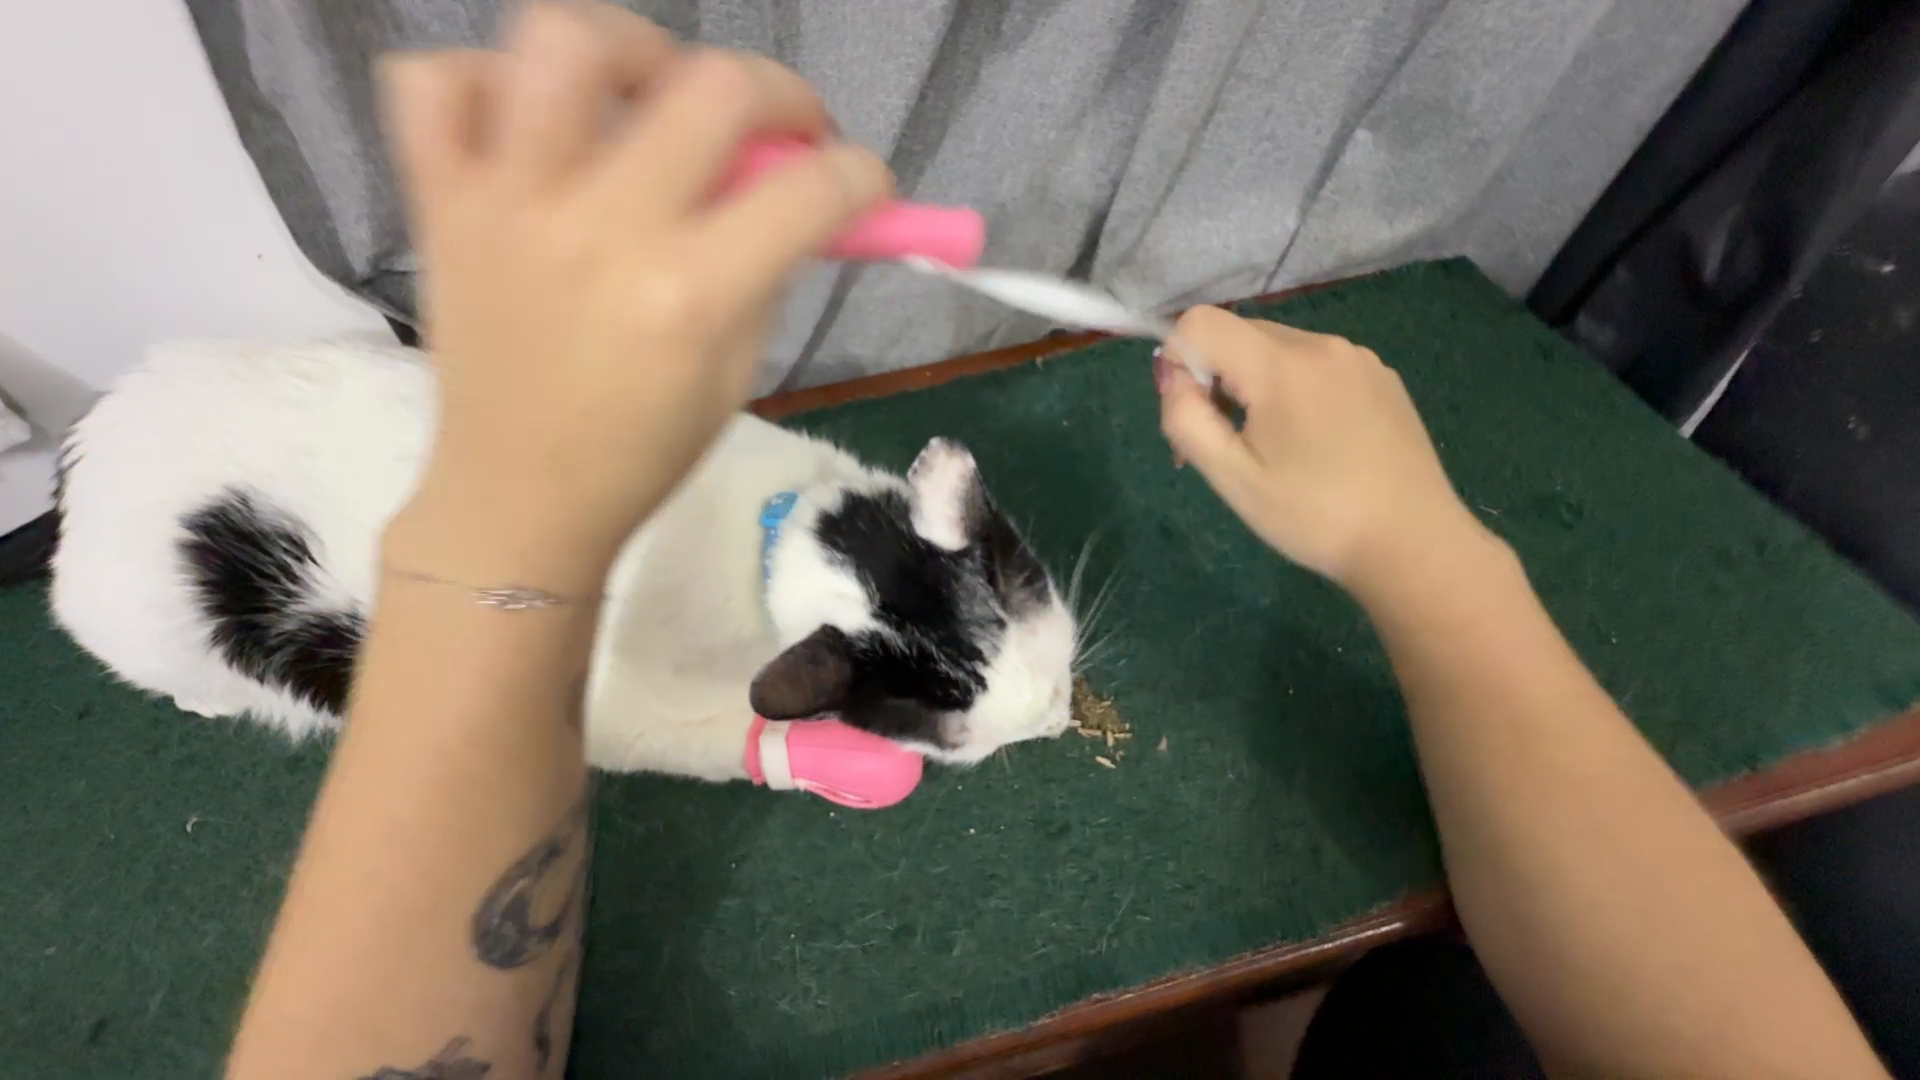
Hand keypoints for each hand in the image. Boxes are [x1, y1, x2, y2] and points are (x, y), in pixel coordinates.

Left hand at [378, 3, 891, 581]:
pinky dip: (490, 81)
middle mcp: (603, 229)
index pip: (807, 193)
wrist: (520, 495)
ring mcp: (510, 203)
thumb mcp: (736, 378)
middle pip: (715, 89)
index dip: (862, 176)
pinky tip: (537, 126)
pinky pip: (438, 82)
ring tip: (657, 94)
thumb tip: (791, 202)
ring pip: (566, 42)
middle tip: (787, 129)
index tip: (867, 184)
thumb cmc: (644, 453)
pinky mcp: (440, 200)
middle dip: (784, 95)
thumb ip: (766, 277)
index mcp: (690, 295)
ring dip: (640, 50)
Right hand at [1155, 307, 1485, 590]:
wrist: (1412, 543)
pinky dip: (1291, 391)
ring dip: (1252, 386)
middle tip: (1224, 445)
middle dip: (1214, 380)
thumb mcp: (1232, 477)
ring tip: (1269, 448)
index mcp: (1282, 366)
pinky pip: (1312, 365)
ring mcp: (1357, 357)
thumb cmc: (1313, 515)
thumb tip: (1173, 377)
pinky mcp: (1379, 376)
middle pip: (1237, 334)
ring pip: (1274, 350)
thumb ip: (1186, 418)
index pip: (1200, 322)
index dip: (1179, 362)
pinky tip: (1311, 443)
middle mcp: (1321, 345)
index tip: (1196, 414)